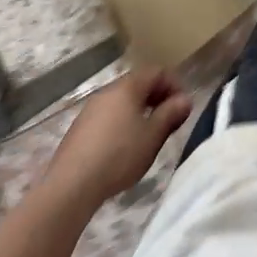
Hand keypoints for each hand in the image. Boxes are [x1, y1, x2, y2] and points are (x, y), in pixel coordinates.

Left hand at [46, 68, 193, 205]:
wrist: (72, 184)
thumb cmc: (119, 155)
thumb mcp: (153, 136)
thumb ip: (170, 114)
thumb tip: (185, 99)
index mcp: (127, 88)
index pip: (156, 72)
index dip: (174, 84)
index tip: (183, 107)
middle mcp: (107, 92)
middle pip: (138, 85)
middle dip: (158, 98)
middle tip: (170, 120)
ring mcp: (90, 110)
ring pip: (122, 102)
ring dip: (140, 111)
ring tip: (149, 135)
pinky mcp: (79, 128)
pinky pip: (108, 116)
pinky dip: (122, 123)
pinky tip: (124, 147)